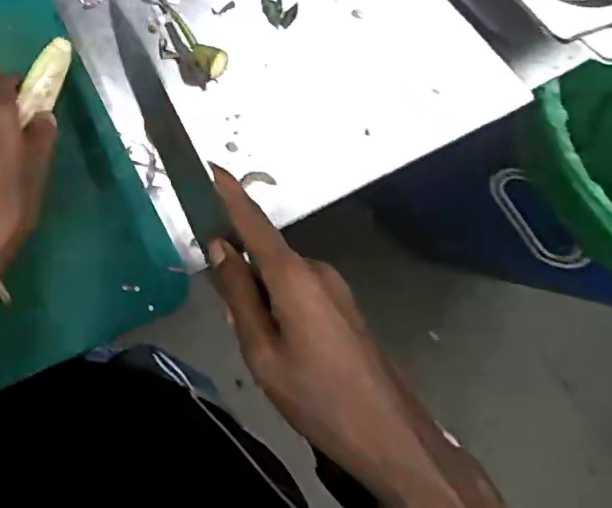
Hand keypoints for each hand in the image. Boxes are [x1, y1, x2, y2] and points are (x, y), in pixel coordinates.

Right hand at [206, 167, 503, 507]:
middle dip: (238, 271)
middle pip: (262, 253)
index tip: (210, 165)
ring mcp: (336, 290)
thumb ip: (237, 294)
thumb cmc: (321, 397)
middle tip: (228, 315)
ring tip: (258, 343)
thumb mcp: (262, 351)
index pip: (252, 222)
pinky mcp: (346, 309)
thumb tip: (219, 247)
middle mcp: (316, 272)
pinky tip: (283, 347)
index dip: (229, 193)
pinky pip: (298, 290)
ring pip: (279, 276)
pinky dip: (279, 303)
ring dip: (259, 294)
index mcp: (293, 276)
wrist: (401, 447)